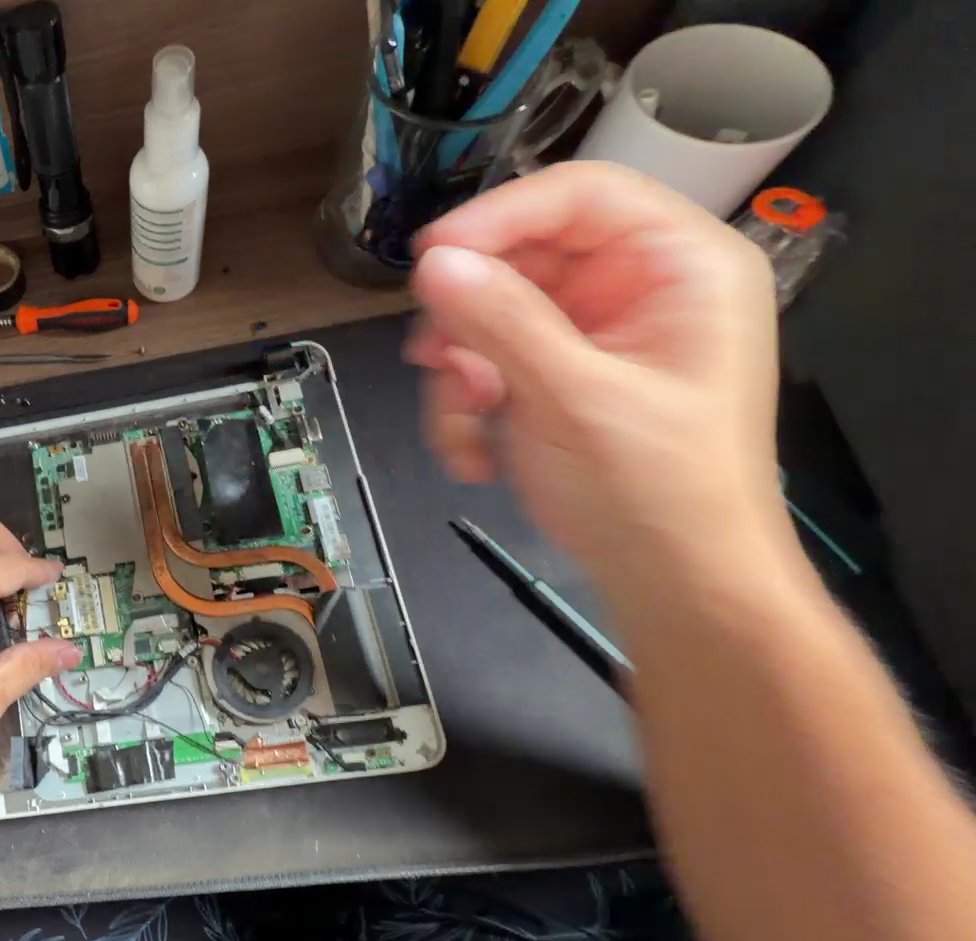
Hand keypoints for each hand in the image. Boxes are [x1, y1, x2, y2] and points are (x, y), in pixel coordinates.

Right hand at [406, 161, 795, 589]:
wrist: (670, 579)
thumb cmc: (652, 489)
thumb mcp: (572, 398)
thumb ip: (501, 323)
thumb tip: (431, 266)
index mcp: (677, 267)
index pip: (579, 198)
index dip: (497, 218)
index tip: (427, 262)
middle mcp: (632, 289)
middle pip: (519, 262)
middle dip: (468, 323)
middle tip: (436, 366)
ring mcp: (590, 337)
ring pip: (487, 321)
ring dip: (459, 377)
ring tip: (468, 427)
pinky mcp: (555, 379)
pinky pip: (486, 367)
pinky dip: (466, 408)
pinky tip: (476, 452)